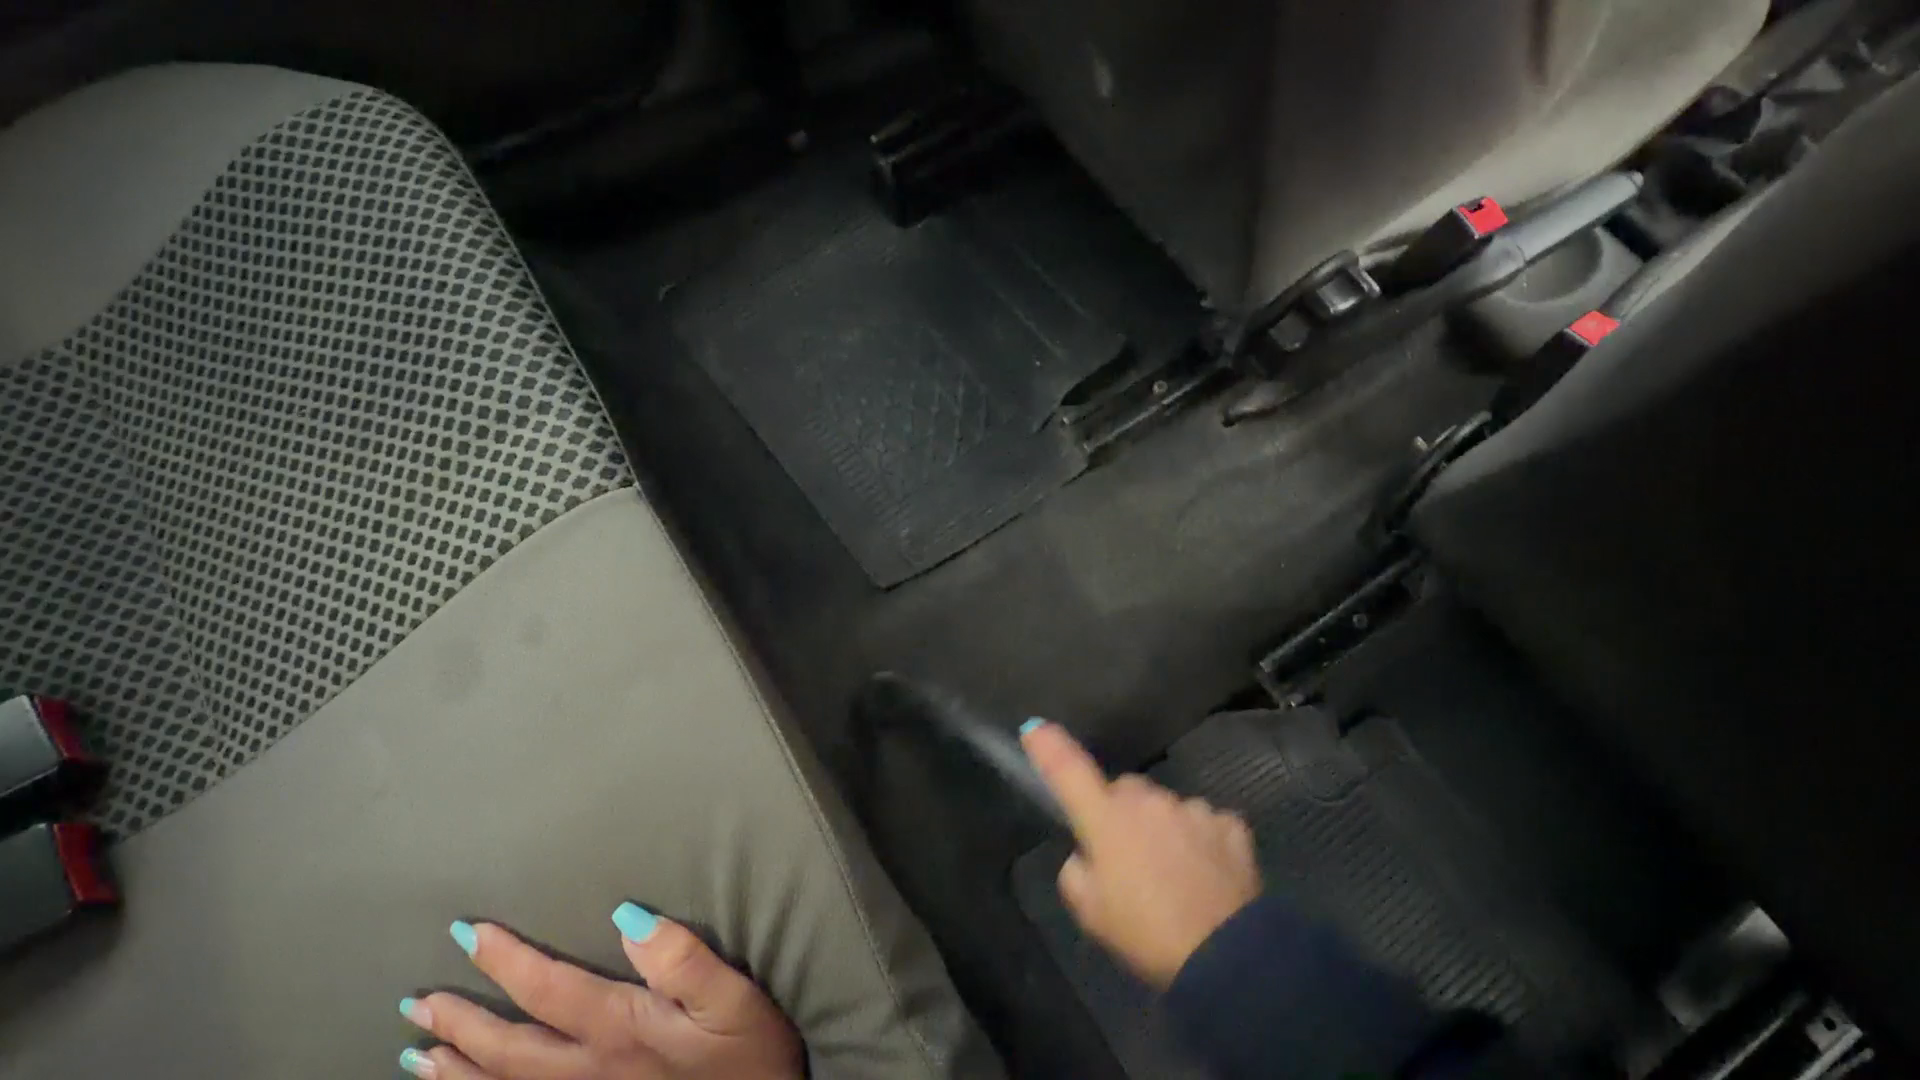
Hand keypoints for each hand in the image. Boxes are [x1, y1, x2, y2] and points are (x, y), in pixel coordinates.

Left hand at [398, 906, 803, 1079]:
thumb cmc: (751, 1057)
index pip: (549, 988)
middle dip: (460, 1022)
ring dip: (456, 1073)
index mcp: (622, 1031)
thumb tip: (628, 917)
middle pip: (510, 1047)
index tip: (467, 932)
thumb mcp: (735, 999)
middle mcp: (591, 1072)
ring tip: (416, 1056)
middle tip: (416, 1001)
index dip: (506, 959)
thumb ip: (685, 959)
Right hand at [1023, 720, 1261, 988]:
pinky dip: (1202, 842)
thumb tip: (1087, 853)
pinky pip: (1206, 824)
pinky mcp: (1231, 825)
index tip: (1034, 728)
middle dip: (1121, 813)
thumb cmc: (1145, 934)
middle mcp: (1149, 801)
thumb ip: (1077, 870)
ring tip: (1174, 876)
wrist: (1226, 958)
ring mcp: (1193, 809)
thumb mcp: (1090, 913)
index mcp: (1106, 819)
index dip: (1048, 747)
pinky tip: (1208, 875)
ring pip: (1167, 807)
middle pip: (1126, 791)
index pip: (1068, 770)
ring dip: (1164, 829)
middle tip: (1127, 858)